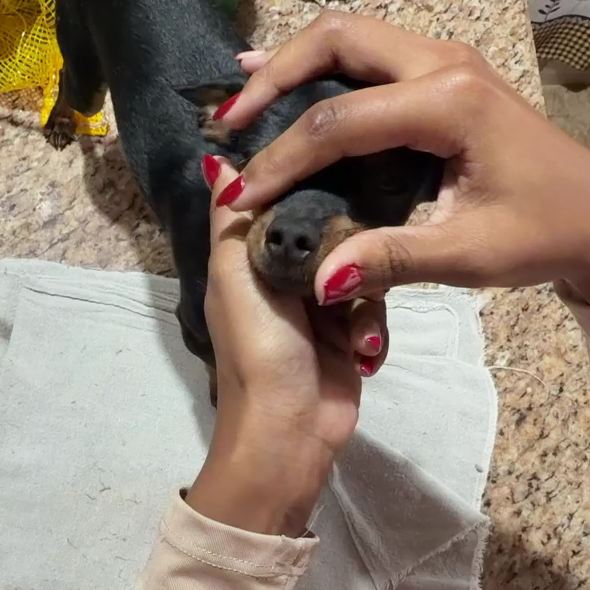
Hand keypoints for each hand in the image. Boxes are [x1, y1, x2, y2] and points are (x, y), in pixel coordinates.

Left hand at [186, 157, 384, 535]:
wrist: (290, 431)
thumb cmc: (259, 349)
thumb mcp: (234, 277)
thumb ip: (230, 221)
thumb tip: (215, 159)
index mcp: (249, 261)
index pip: (284, 204)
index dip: (309, 185)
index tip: (345, 162)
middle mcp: (284, 278)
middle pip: (332, 232)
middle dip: (351, 248)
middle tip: (360, 253)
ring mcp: (321, 307)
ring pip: (361, 270)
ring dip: (363, 303)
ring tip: (353, 330)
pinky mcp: (350, 335)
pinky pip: (375, 311)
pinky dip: (371, 332)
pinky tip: (362, 353)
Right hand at [217, 12, 589, 305]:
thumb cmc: (545, 234)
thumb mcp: (468, 254)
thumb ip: (391, 258)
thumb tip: (320, 278)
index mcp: (450, 104)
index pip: (340, 121)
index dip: (282, 159)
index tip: (240, 196)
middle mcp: (445, 64)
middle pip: (338, 41)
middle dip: (275, 76)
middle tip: (231, 120)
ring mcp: (446, 63)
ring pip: (352, 40)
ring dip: (295, 65)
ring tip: (244, 100)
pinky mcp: (445, 78)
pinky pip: (371, 58)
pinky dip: (324, 71)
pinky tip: (290, 90)